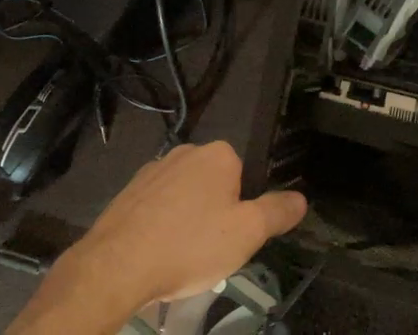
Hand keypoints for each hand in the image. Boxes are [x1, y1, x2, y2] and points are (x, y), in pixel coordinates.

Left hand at [65, 141, 306, 305]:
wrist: (117, 266)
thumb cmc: (190, 245)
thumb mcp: (247, 233)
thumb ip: (276, 212)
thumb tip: (300, 198)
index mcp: (218, 154)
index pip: (244, 177)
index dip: (242, 209)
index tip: (234, 237)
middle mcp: (186, 151)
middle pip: (214, 185)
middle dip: (215, 214)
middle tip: (210, 250)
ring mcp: (153, 169)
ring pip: (185, 197)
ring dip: (187, 221)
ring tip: (182, 257)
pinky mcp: (129, 192)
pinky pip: (157, 207)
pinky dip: (161, 226)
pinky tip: (157, 254)